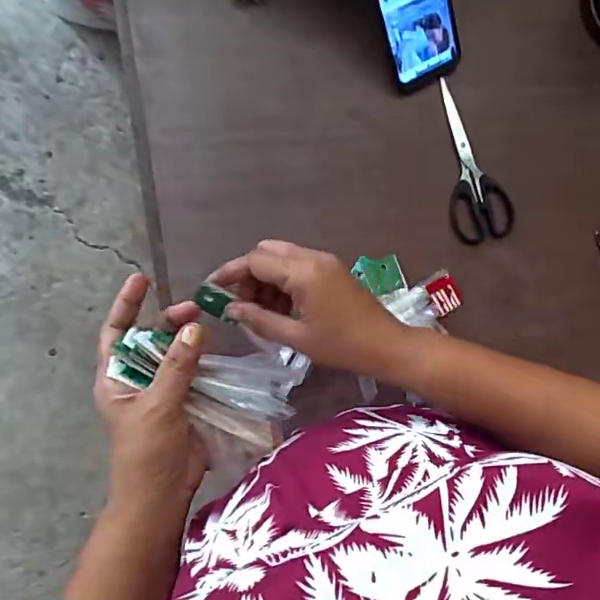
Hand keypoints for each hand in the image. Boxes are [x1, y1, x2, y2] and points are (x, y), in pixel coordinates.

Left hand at [95, 273, 208, 502]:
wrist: (162, 494)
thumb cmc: (146, 451)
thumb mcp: (158, 405)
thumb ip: (177, 366)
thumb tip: (194, 328)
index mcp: (116, 379)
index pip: (115, 333)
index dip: (125, 305)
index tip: (141, 279)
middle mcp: (137, 381)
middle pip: (151, 340)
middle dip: (168, 322)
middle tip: (194, 310)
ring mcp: (163, 392)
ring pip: (177, 356)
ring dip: (191, 341)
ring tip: (209, 326)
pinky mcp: (187, 404)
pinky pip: (196, 375)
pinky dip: (207, 362)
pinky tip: (220, 351)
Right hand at [209, 240, 415, 376]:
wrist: (387, 346)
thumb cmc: (343, 346)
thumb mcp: (296, 338)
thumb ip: (260, 320)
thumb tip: (231, 309)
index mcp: (303, 272)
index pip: (255, 261)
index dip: (230, 274)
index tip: (212, 290)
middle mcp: (314, 258)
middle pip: (267, 253)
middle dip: (249, 275)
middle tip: (243, 306)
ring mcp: (326, 262)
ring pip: (283, 259)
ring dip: (267, 280)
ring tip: (263, 313)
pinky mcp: (334, 271)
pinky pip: (300, 267)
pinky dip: (285, 282)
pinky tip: (283, 309)